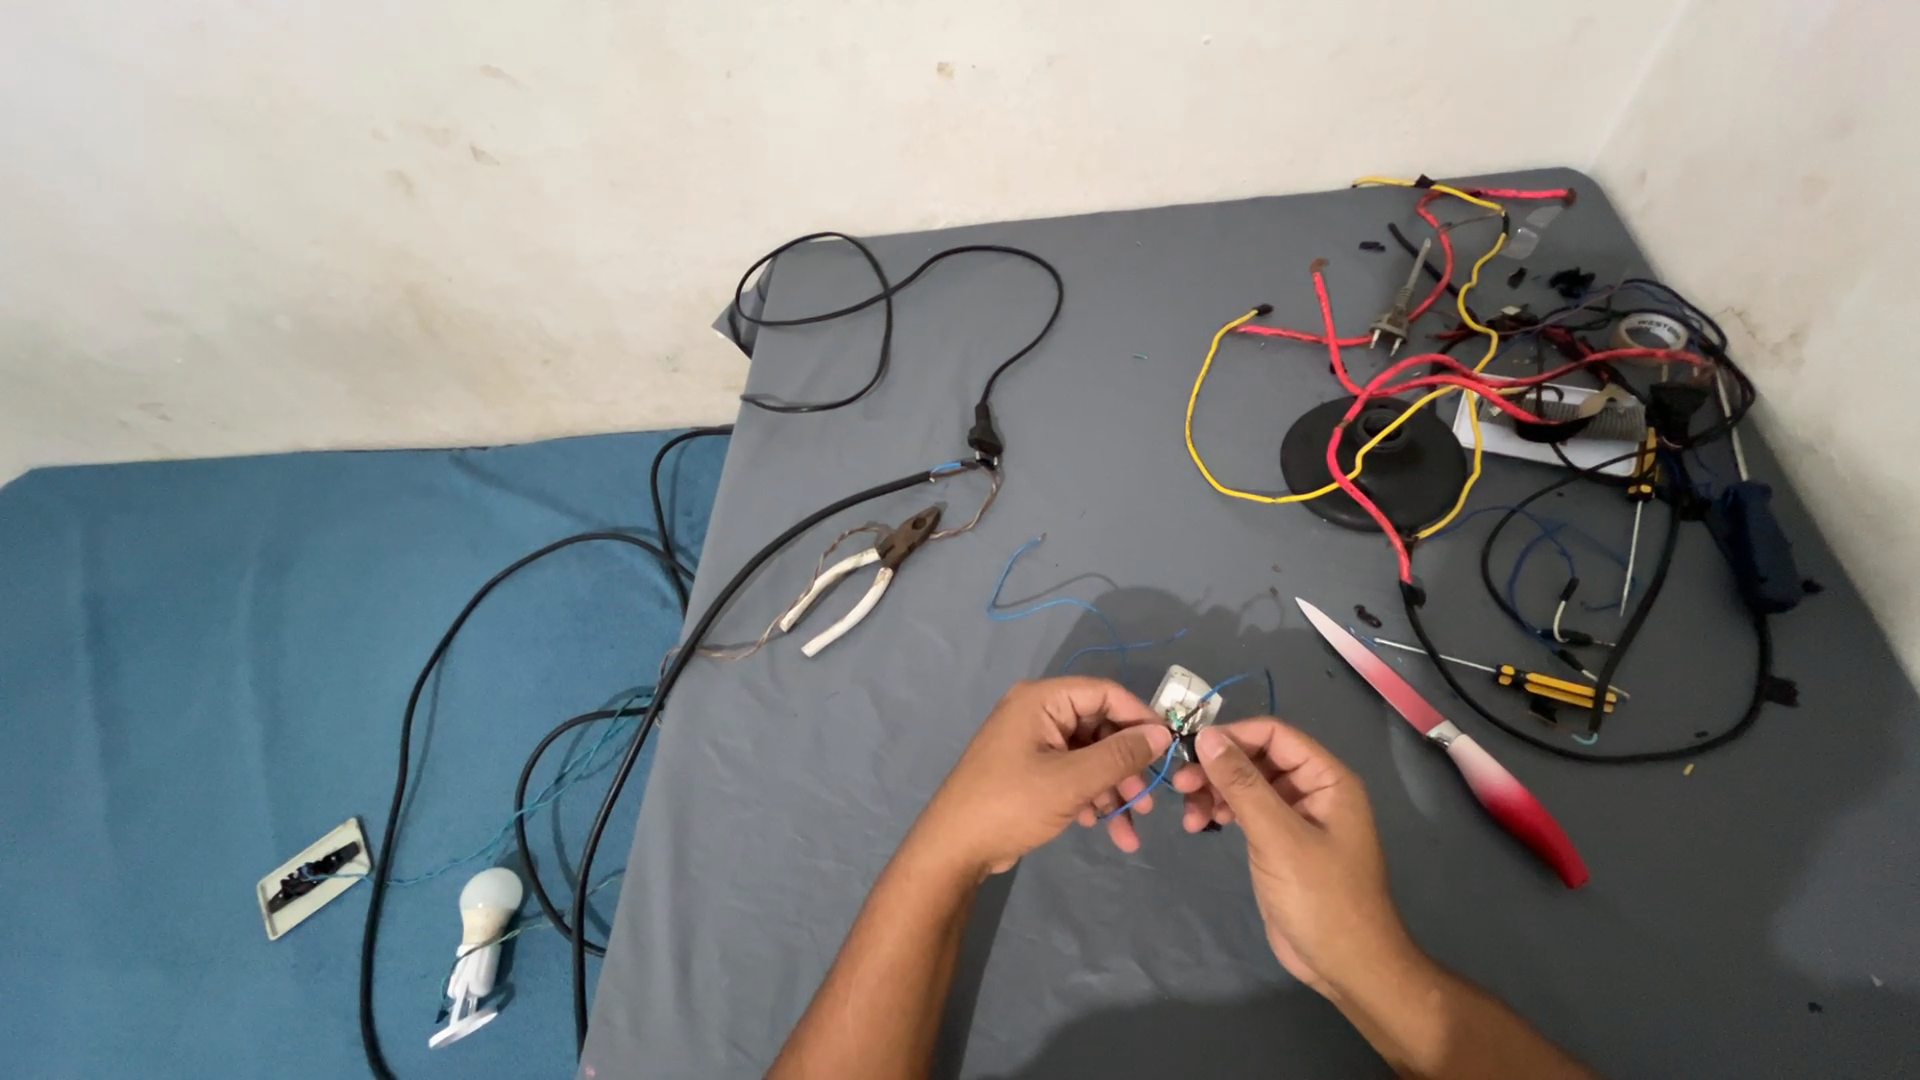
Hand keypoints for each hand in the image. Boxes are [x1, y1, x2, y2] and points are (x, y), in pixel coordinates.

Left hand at [907, 678, 1174, 878]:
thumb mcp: (1071, 781)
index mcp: (1042, 700)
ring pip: (1090, 755)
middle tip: (1146, 801)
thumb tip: (1161, 734)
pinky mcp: (1032, 770)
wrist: (956, 847)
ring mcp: (1034, 742)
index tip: (1169, 749)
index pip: (1104, 693)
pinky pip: (1073, 773)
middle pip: (1100, 727)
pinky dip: (1092, 796)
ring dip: (1112, 788)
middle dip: (1126, 765)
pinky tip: (1104, 827)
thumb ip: (1119, 755)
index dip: (1140, 718)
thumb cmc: (1011, 804)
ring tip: (1131, 826)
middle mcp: (1038, 712)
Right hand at [1174, 720, 1413, 998]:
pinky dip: (1220, 810)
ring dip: (1213, 790)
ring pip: (1244, 782)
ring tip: (1189, 814)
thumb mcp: (1278, 836)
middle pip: (1255, 756)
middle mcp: (1311, 789)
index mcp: (1326, 779)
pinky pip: (1244, 808)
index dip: (1233, 735)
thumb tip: (1206, 736)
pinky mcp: (1278, 839)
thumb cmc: (1321, 897)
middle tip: (1181, 784)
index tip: (1192, 750)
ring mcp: (1294, 815)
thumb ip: (1241, 783)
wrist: (1346, 967)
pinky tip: (1200, 825)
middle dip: (1217, 767)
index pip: (1274, 734)